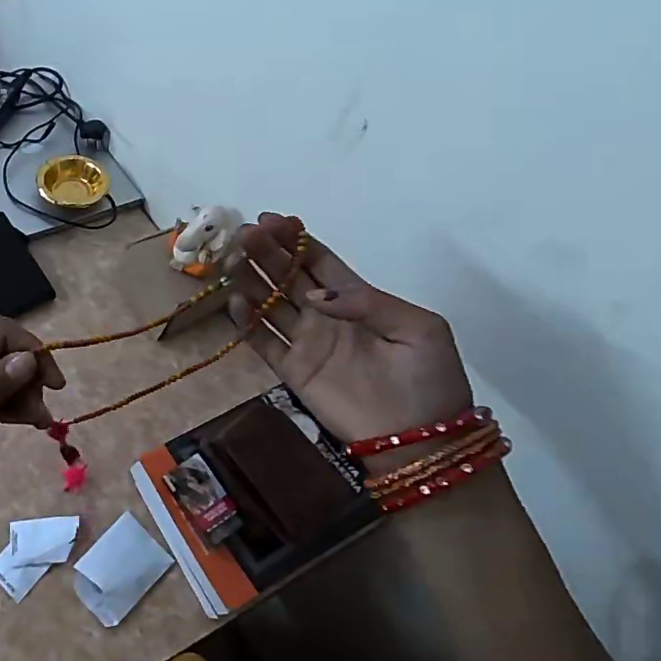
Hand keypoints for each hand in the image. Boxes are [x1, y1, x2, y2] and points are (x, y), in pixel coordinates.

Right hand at [230, 213, 472, 444]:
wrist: (419, 440)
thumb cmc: (429, 379)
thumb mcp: (418, 328)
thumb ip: (368, 303)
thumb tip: (317, 297)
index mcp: (356, 299)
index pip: (319, 262)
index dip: (295, 240)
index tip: (271, 220)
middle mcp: (325, 315)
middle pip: (289, 277)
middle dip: (267, 253)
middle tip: (244, 234)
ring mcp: (306, 342)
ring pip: (271, 303)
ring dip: (251, 281)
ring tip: (232, 261)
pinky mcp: (293, 370)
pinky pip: (264, 342)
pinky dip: (248, 322)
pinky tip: (235, 302)